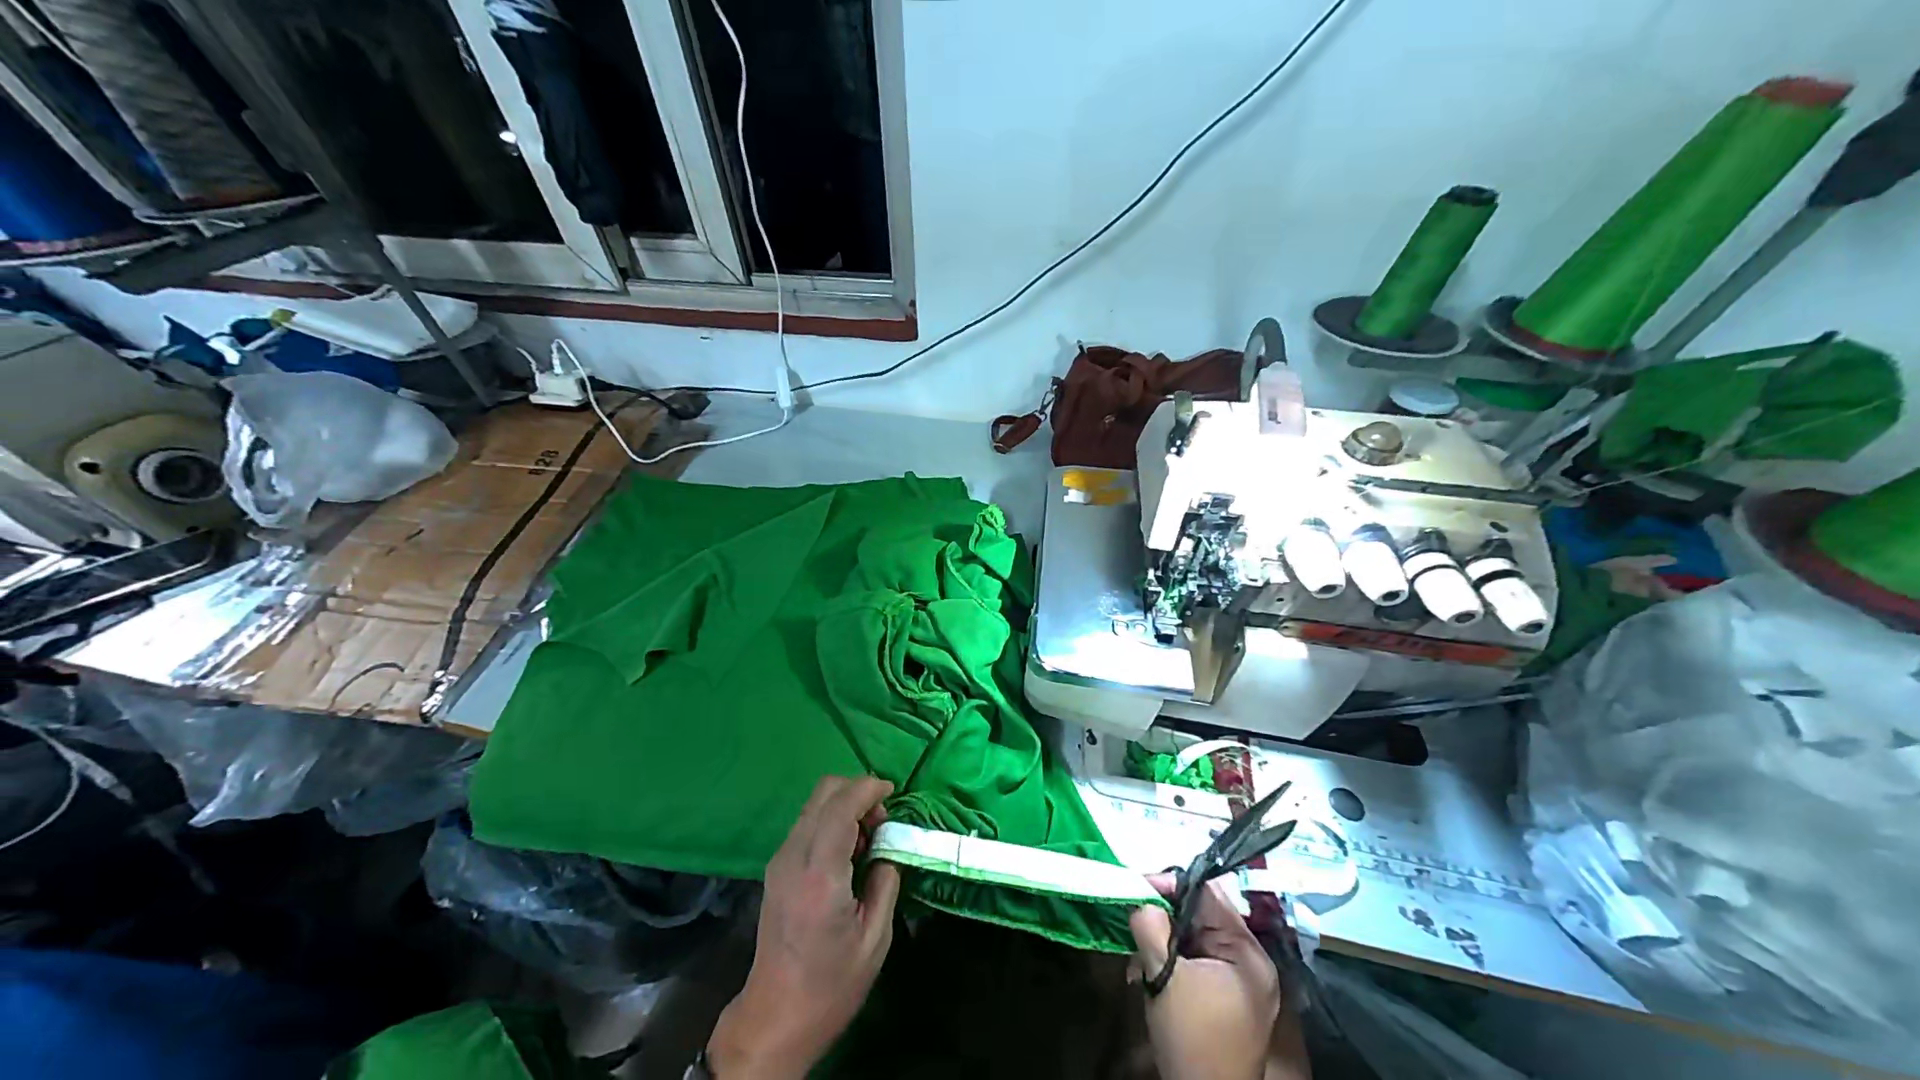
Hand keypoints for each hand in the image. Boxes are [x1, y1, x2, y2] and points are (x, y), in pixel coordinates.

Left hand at [708, 776, 900, 1079]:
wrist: (776, 1016)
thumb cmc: (831, 985)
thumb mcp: (875, 938)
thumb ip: (886, 882)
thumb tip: (888, 849)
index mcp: (820, 874)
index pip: (840, 805)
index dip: (868, 788)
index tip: (893, 793)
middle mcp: (794, 857)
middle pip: (823, 792)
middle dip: (857, 791)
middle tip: (882, 821)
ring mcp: (780, 860)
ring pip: (814, 805)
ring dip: (844, 806)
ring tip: (869, 839)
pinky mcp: (776, 868)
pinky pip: (807, 824)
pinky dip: (832, 821)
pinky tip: (849, 852)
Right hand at [1131, 874, 1282, 1079]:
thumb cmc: (1191, 1037)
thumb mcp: (1164, 977)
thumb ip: (1151, 928)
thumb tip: (1141, 900)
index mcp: (1247, 953)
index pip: (1209, 895)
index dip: (1172, 884)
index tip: (1138, 885)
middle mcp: (1251, 961)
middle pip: (1203, 915)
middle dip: (1165, 913)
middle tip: (1133, 913)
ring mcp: (1242, 980)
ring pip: (1197, 936)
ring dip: (1165, 937)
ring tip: (1138, 947)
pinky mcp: (1228, 995)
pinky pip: (1198, 959)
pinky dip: (1173, 958)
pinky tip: (1149, 969)